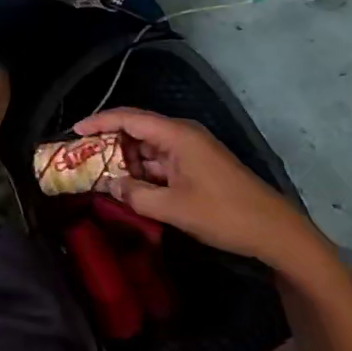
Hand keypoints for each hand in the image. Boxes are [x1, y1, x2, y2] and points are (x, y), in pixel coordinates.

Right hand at [74, 108, 329, 272]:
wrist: (276, 232)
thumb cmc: (224, 214)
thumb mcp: (175, 209)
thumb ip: (136, 195)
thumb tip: (109, 185)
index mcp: (176, 134)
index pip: (129, 118)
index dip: (100, 121)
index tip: (75, 131)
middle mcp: (182, 134)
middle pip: (137, 129)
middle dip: (110, 141)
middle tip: (83, 156)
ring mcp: (191, 149)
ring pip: (149, 146)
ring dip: (127, 159)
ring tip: (101, 173)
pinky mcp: (197, 164)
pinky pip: (162, 160)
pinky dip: (144, 170)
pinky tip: (131, 185)